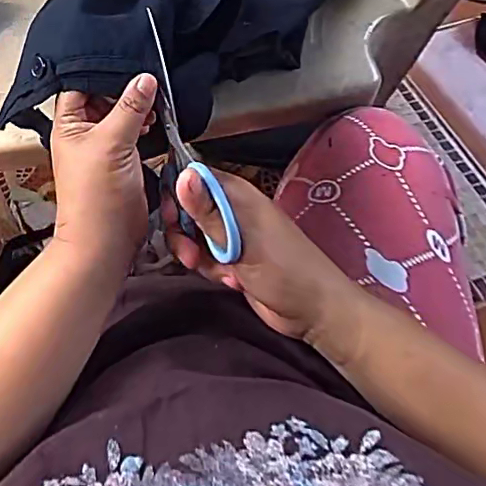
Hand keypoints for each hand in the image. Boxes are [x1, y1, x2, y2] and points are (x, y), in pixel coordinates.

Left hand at [48, 73, 157, 268]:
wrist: (106, 240)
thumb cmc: (95, 198)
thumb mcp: (113, 142)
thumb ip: (131, 107)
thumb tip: (145, 80)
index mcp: (67, 125)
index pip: (80, 84)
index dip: (101, 73)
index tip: (128, 66)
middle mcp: (82, 133)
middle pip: (102, 97)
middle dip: (124, 91)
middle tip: (145, 89)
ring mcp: (102, 147)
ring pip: (119, 114)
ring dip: (137, 108)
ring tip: (151, 108)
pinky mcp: (120, 159)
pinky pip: (132, 132)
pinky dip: (144, 124)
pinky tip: (154, 125)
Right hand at [164, 166, 370, 353]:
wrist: (314, 310)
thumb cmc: (285, 270)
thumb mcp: (241, 242)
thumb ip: (208, 212)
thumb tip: (183, 174)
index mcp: (236, 193)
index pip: (193, 178)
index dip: (177, 196)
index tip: (171, 220)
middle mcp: (232, 208)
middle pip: (188, 209)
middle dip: (183, 233)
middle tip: (190, 254)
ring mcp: (233, 234)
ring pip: (194, 236)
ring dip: (197, 255)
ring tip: (217, 271)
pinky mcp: (233, 258)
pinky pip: (206, 257)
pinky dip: (210, 269)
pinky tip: (230, 280)